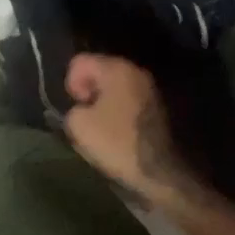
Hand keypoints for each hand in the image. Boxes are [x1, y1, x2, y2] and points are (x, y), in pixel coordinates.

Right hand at [63, 54, 218, 209]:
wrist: (163, 172)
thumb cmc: (119, 142)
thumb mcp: (80, 127)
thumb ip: (72, 111)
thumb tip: (81, 111)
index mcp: (115, 68)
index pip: (80, 62)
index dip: (71, 84)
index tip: (77, 108)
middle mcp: (135, 71)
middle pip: (99, 72)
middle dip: (89, 93)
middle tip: (87, 118)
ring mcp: (150, 89)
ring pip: (115, 88)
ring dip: (105, 104)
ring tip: (103, 129)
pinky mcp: (159, 108)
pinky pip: (129, 101)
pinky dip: (120, 112)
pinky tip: (119, 134)